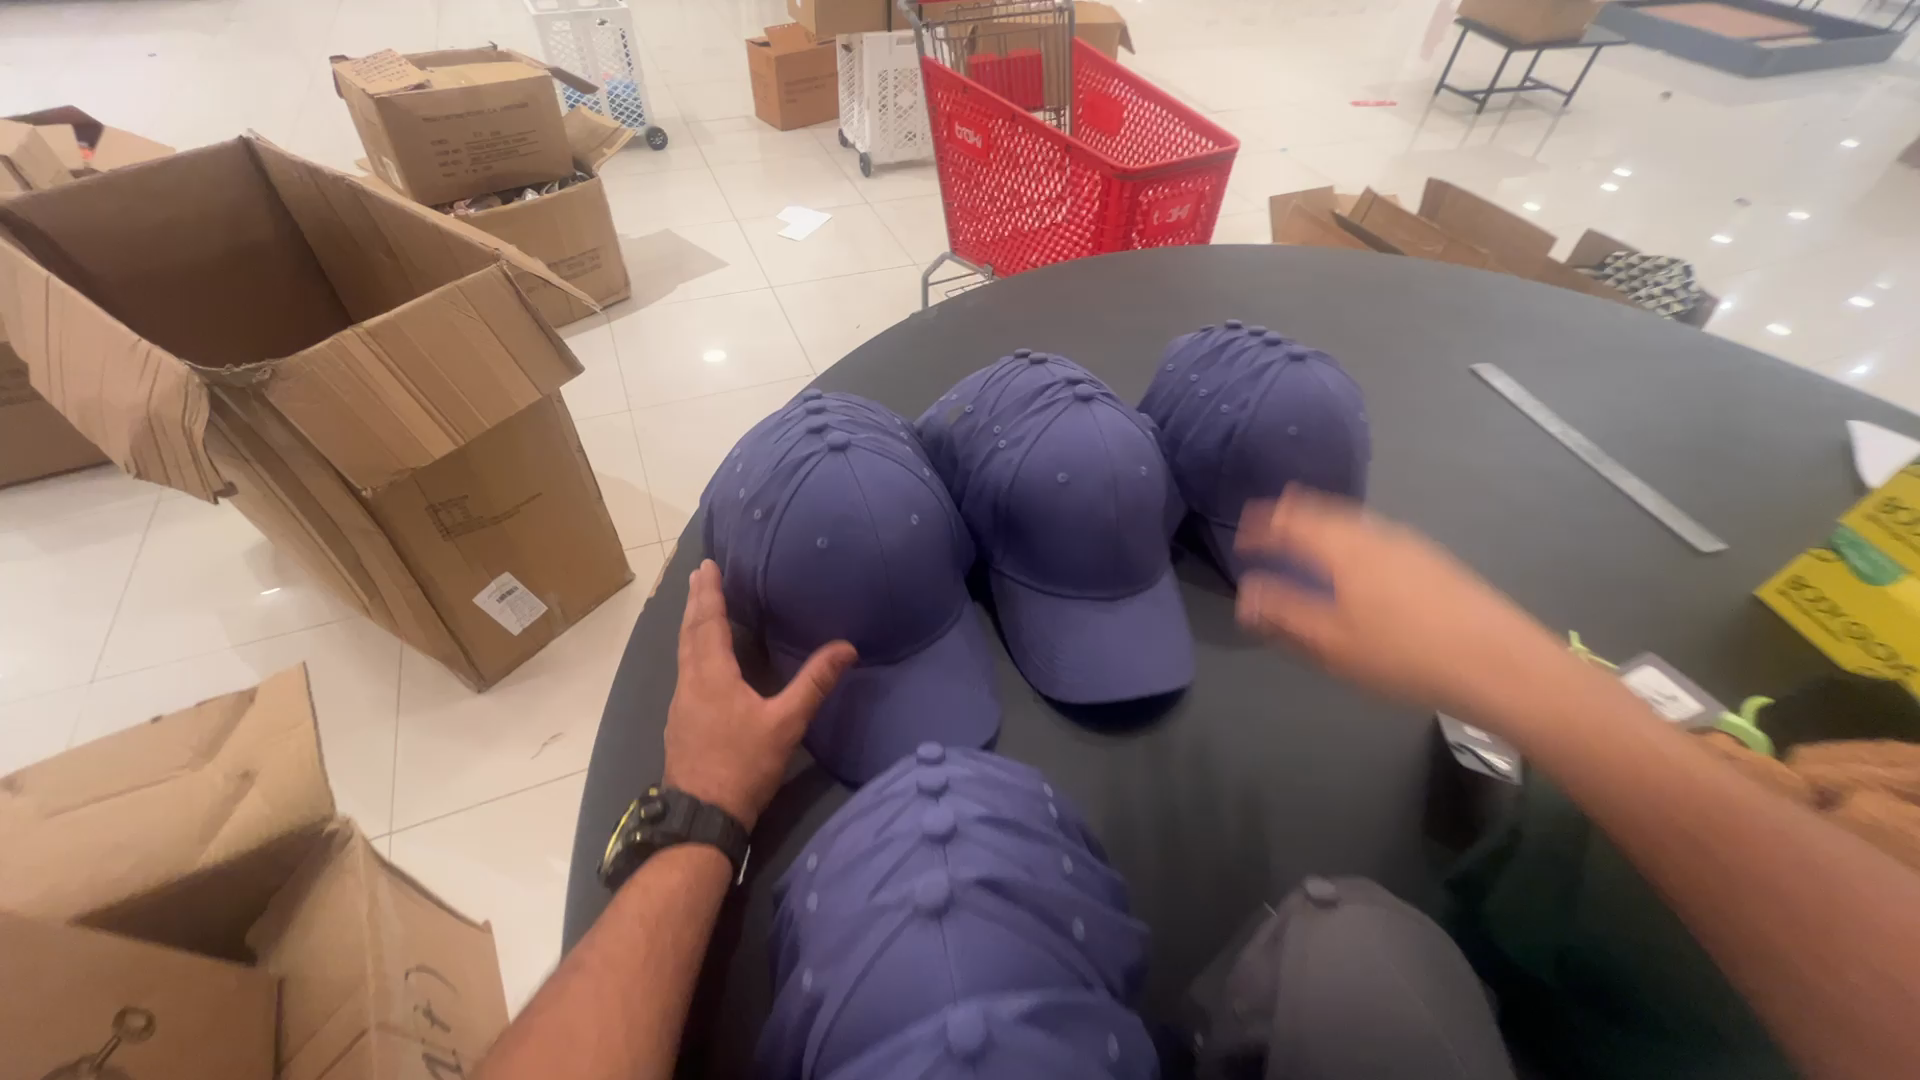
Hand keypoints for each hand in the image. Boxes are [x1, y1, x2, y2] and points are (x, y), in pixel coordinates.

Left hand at [663, 560, 856, 829]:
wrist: (701, 818)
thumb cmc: (743, 766)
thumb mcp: (786, 723)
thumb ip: (814, 683)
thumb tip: (846, 647)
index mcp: (711, 676)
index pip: (709, 623)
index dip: (709, 593)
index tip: (705, 565)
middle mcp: (690, 683)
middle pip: (689, 633)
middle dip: (696, 602)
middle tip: (698, 575)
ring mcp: (681, 705)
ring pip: (683, 653)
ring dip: (691, 625)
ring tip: (700, 608)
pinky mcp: (681, 724)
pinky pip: (685, 672)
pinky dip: (692, 650)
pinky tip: (702, 661)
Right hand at [1234, 488, 1573, 719]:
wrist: (1502, 665)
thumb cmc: (1404, 655)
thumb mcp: (1332, 643)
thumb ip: (1285, 615)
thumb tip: (1247, 595)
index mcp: (1343, 550)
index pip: (1291, 523)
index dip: (1262, 525)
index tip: (1242, 536)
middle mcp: (1375, 536)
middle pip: (1324, 512)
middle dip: (1291, 515)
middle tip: (1268, 524)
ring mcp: (1409, 546)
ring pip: (1353, 523)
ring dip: (1322, 525)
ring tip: (1305, 538)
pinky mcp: (1432, 562)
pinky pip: (1375, 536)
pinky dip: (1349, 537)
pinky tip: (1356, 562)